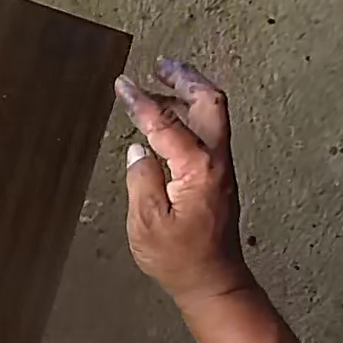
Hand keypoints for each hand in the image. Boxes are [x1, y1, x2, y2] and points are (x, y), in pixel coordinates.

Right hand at [115, 57, 252, 307]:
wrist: (212, 279)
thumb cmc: (177, 256)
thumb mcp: (147, 222)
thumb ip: (142, 180)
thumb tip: (137, 150)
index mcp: (197, 168)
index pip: (165, 124)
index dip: (141, 102)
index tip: (122, 84)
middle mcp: (216, 161)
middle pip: (209, 103)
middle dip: (185, 78)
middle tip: (161, 63)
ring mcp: (219, 167)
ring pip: (211, 115)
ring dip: (188, 92)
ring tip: (162, 80)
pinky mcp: (215, 177)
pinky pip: (206, 132)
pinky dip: (189, 113)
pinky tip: (170, 117)